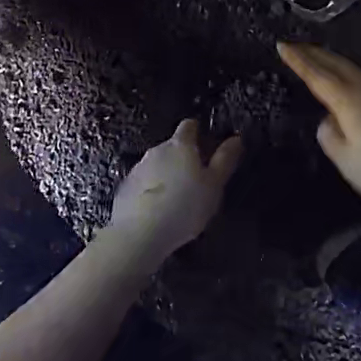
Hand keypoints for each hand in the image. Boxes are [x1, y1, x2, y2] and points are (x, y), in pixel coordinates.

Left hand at [107, 120, 242, 262]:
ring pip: (156, 164)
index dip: (198, 132)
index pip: (189, 125)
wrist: (139, 234)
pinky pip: (143, 183)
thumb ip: (225, 160)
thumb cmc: (184, 206)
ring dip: (166, 174)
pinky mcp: (124, 188)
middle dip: (183, 157)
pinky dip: (151, 190)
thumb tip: (236, 138)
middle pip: (172, 146)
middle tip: (196, 178)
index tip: (206, 145)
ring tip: (177, 198)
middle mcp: (157, 150)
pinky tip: (157, 210)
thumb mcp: (214, 185)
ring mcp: (137, 168)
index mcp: (180, 145)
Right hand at [278, 42, 360, 242]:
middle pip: (339, 65)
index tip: (281, 45)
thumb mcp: (347, 161)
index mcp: (351, 102)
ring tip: (321, 62)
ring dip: (335, 64)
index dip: (298, 60)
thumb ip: (330, 137)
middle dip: (316, 53)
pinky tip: (353, 90)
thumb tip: (331, 120)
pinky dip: (352, 79)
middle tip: (297, 46)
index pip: (317, 75)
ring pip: (357, 73)